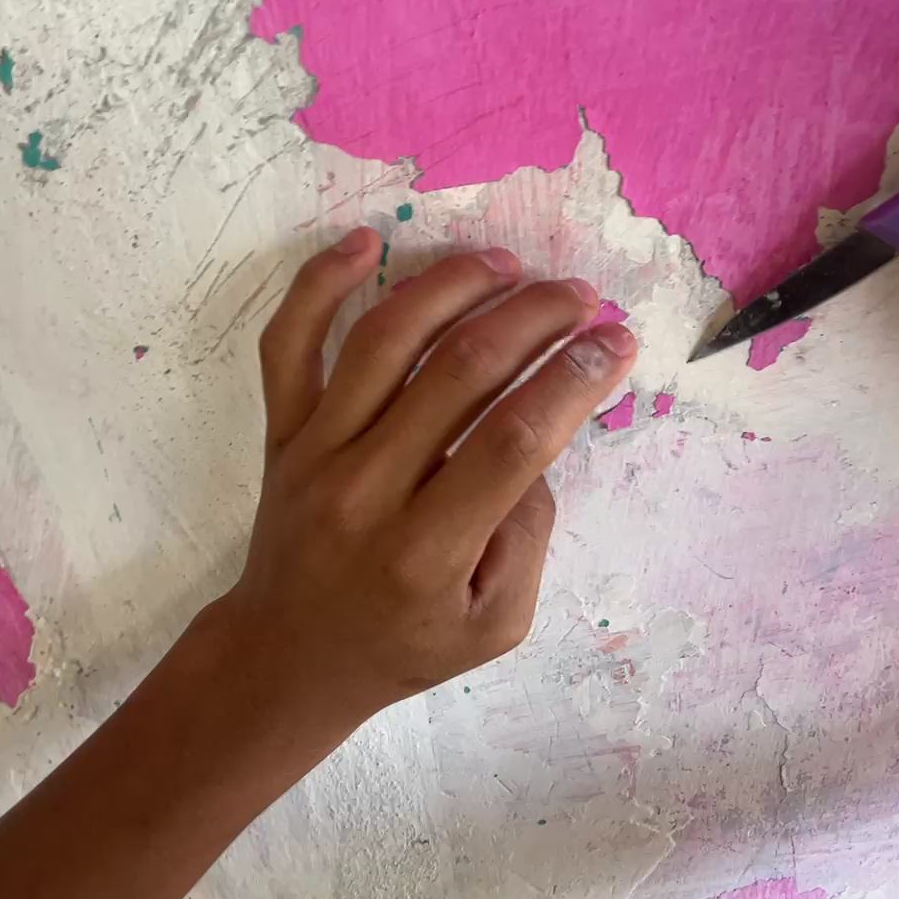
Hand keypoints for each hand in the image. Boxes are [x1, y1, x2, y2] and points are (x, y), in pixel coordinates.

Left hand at [216, 229, 637, 719]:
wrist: (289, 657)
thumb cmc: (405, 645)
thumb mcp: (497, 625)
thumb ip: (528, 534)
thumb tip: (534, 440)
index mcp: (428, 550)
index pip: (514, 440)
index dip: (575, 380)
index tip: (617, 341)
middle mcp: (367, 488)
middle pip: (461, 372)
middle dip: (535, 318)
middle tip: (579, 296)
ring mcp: (315, 451)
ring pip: (385, 339)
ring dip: (454, 286)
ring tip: (508, 266)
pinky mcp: (281, 431)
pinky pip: (289, 344)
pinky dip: (319, 283)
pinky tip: (366, 241)